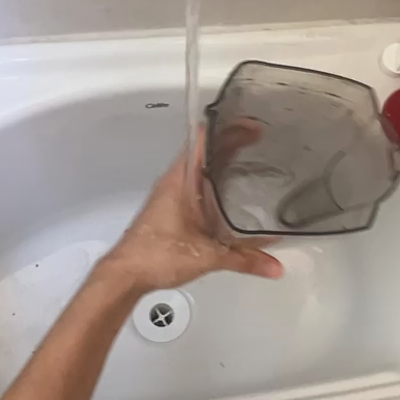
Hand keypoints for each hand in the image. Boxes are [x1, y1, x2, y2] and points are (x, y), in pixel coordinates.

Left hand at [96, 134, 283, 291]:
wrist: (126, 274)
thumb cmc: (153, 256)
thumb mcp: (208, 256)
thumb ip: (245, 259)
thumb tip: (273, 265)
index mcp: (182, 180)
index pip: (204, 138)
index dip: (228, 126)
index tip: (250, 124)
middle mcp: (175, 181)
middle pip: (205, 149)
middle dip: (232, 141)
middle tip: (257, 138)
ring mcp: (171, 193)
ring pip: (200, 167)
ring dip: (222, 160)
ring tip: (248, 158)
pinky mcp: (170, 208)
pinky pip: (196, 184)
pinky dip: (214, 180)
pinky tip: (227, 192)